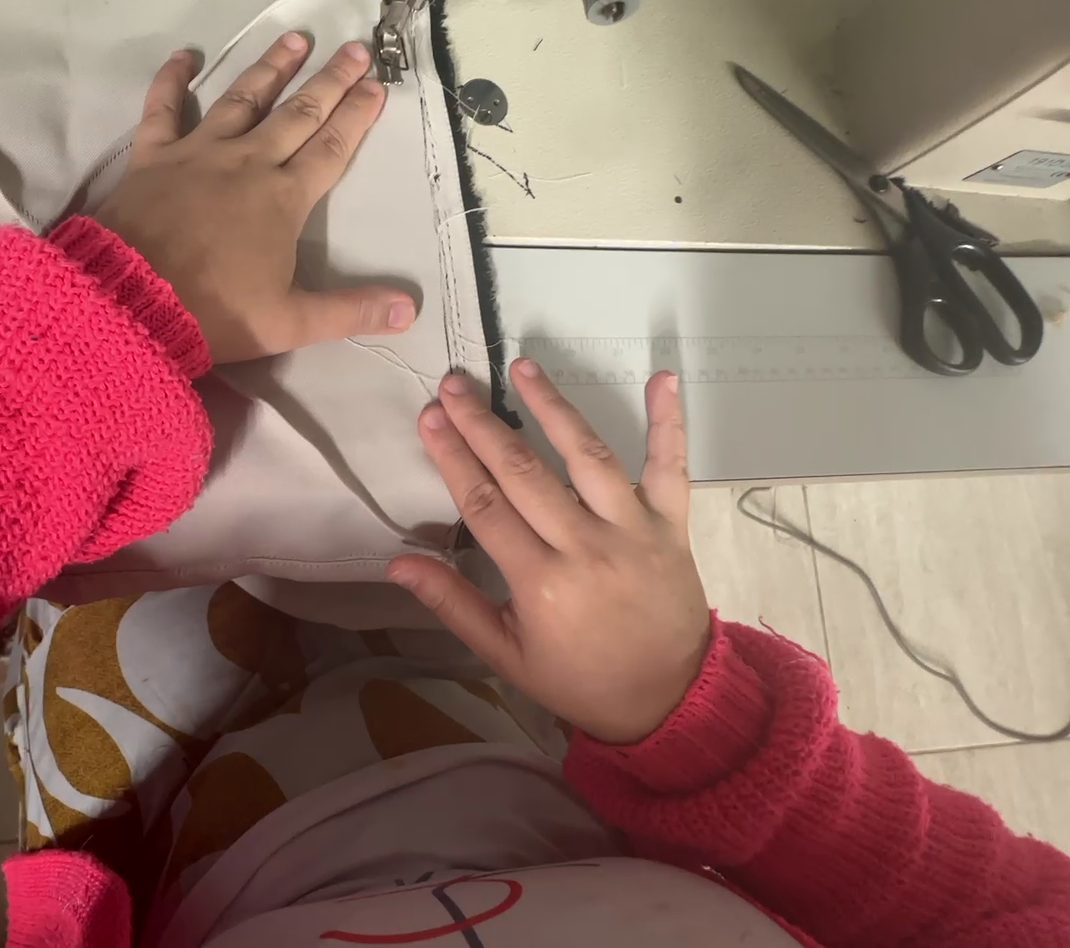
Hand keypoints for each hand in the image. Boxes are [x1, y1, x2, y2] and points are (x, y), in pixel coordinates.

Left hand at [93, 34, 416, 363]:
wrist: (133, 302)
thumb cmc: (216, 312)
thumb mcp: (291, 323)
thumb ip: (351, 312)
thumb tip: (411, 310)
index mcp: (283, 199)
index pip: (331, 149)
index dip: (357, 117)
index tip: (377, 86)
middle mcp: (246, 163)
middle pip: (297, 114)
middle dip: (329, 81)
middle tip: (354, 48)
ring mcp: (198, 153)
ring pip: (241, 100)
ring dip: (270, 69)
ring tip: (295, 40)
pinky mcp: (153, 156)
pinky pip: (162, 108)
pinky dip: (172, 80)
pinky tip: (185, 55)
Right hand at [387, 363, 710, 745]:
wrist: (673, 704)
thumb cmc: (579, 679)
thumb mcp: (505, 654)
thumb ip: (452, 604)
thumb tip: (396, 563)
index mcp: (540, 583)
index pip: (484, 505)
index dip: (451, 457)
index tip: (428, 418)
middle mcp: (586, 546)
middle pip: (524, 472)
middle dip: (482, 424)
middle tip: (454, 384)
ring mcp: (633, 530)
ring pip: (587, 456)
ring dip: (551, 407)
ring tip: (521, 367)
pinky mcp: (671, 524)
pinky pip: (671, 466)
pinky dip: (668, 422)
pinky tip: (662, 376)